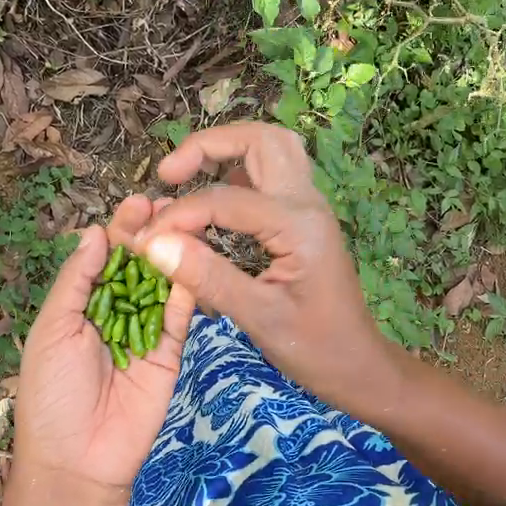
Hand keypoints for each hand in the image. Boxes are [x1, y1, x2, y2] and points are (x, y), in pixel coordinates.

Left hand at [15, 198, 195, 490]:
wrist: (77, 459)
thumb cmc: (51, 392)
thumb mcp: (52, 330)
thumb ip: (76, 281)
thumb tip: (94, 232)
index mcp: (81, 306)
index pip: (104, 258)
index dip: (119, 230)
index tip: (137, 203)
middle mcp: (114, 314)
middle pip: (137, 266)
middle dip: (149, 236)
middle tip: (166, 207)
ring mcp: (145, 334)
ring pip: (162, 287)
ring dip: (171, 256)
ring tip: (185, 224)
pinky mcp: (170, 354)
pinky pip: (180, 319)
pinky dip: (188, 292)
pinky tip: (195, 262)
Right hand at [128, 123, 397, 415]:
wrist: (360, 366)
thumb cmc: (315, 349)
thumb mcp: (258, 319)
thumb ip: (207, 277)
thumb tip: (152, 243)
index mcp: (299, 226)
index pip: (225, 200)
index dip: (178, 215)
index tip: (145, 240)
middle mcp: (308, 204)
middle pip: (260, 139)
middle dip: (208, 145)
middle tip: (168, 175)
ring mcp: (311, 208)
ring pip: (271, 148)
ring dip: (227, 150)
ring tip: (186, 176)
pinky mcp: (306, 219)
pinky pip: (274, 174)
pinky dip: (239, 171)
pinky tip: (214, 200)